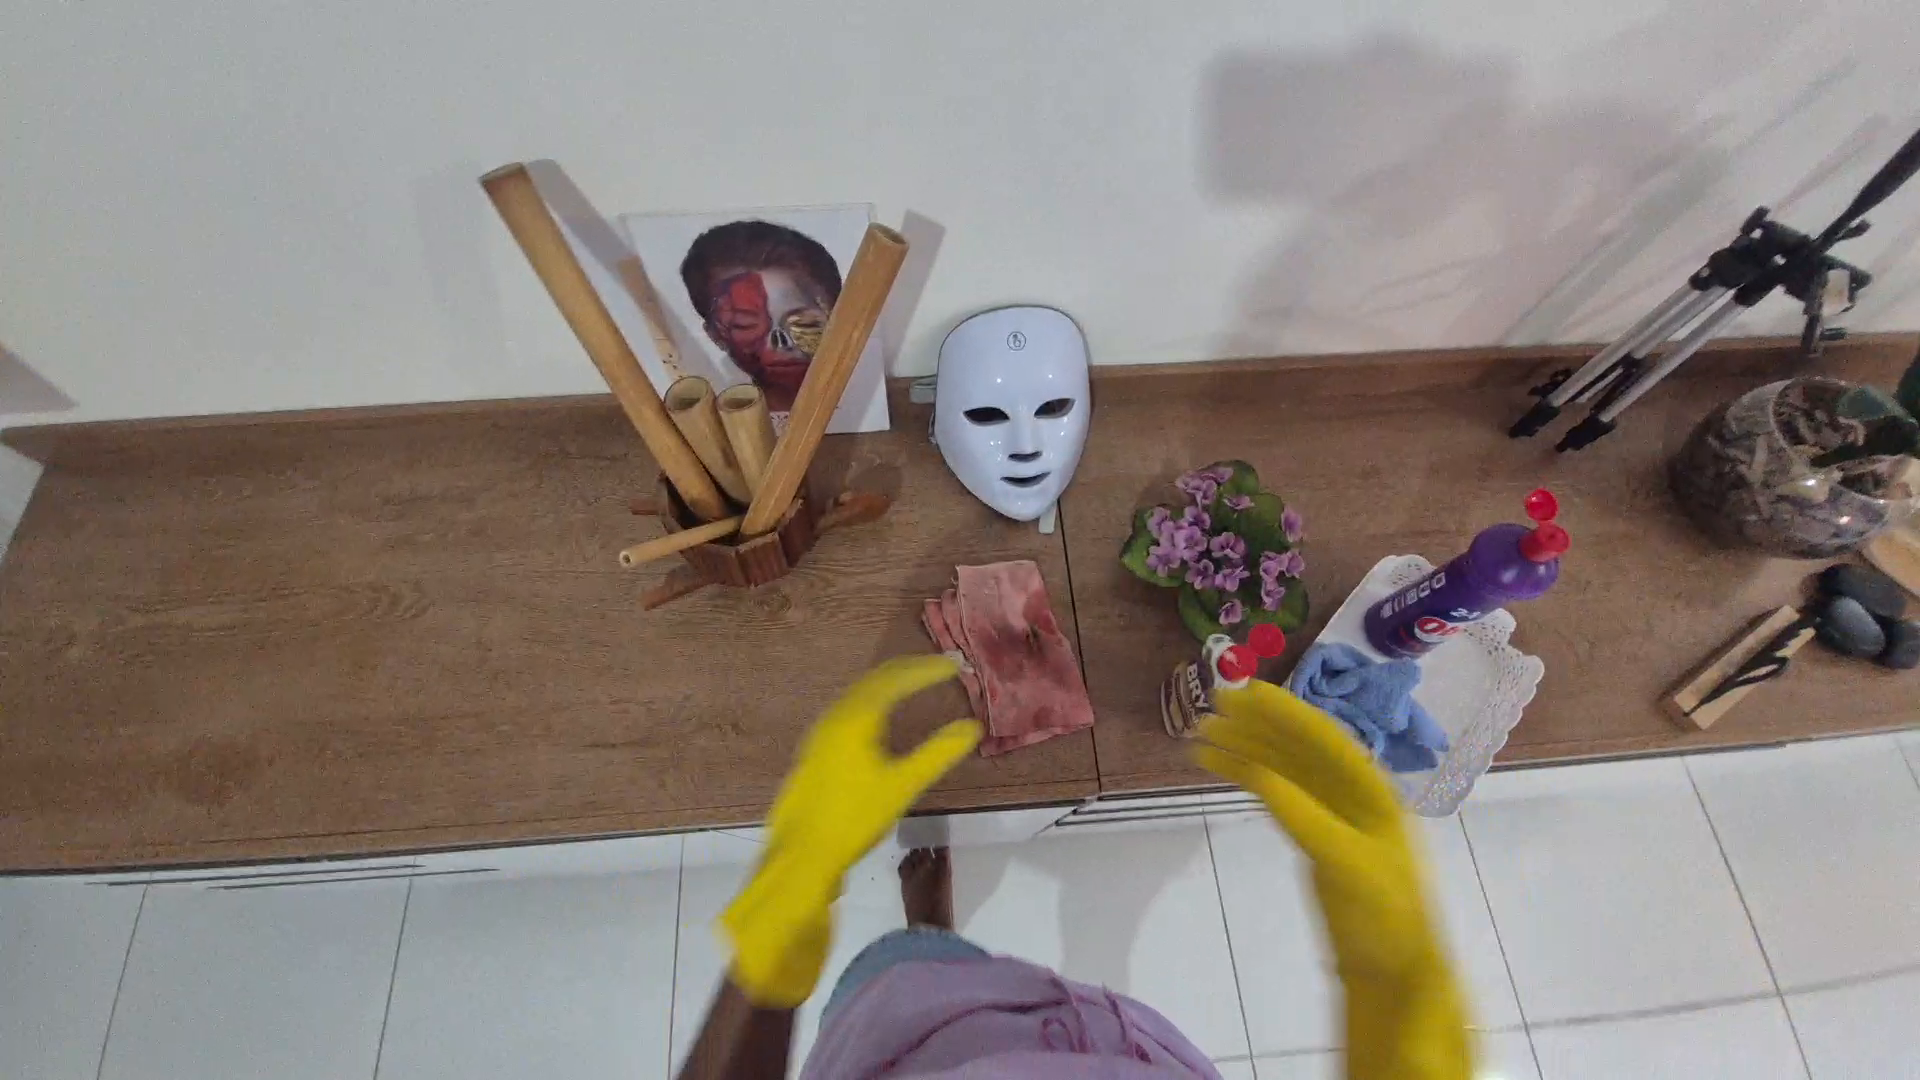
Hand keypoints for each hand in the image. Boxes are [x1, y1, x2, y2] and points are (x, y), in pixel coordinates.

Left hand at [721, 656, 981, 1006]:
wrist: (800, 856)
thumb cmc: (853, 819)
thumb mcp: (902, 786)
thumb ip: (937, 753)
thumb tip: (971, 727)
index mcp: (857, 718)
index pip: (896, 678)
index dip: (927, 669)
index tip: (954, 664)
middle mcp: (836, 716)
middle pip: (876, 679)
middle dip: (909, 670)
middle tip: (939, 667)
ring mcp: (821, 732)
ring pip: (860, 693)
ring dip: (890, 684)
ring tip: (915, 683)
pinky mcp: (815, 748)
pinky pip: (850, 708)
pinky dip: (874, 701)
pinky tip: (882, 717)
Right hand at [1193, 678, 1470, 1079]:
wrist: (1394, 968)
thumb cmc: (1382, 915)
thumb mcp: (1345, 864)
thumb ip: (1302, 815)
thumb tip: (1256, 774)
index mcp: (1370, 787)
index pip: (1323, 735)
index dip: (1284, 710)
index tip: (1244, 692)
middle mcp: (1350, 788)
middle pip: (1296, 742)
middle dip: (1254, 723)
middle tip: (1210, 708)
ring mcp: (1330, 807)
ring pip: (1280, 762)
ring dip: (1241, 745)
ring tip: (1200, 737)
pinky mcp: (1311, 826)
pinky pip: (1274, 787)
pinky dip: (1243, 773)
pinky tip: (1217, 764)